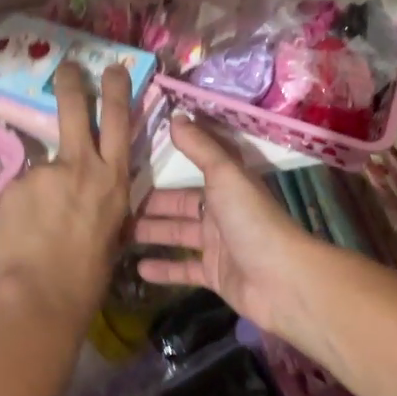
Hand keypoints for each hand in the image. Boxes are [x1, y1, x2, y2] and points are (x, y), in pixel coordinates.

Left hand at [0, 63, 133, 329]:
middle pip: (75, 110)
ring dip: (39, 191)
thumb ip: (102, 201)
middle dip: (71, 83)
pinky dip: (19, 210)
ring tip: (36, 229)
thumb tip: (91, 194)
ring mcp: (45, 173)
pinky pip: (18, 194)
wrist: (42, 297)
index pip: (119, 122)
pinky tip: (20, 236)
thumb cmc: (88, 276)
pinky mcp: (15, 186)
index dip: (116, 91)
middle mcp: (81, 166)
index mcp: (113, 180)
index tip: (113, 68)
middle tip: (67, 66)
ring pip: (42, 170)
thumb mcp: (112, 232)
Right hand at [132, 118, 316, 334]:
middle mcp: (220, 211)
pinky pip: (183, 270)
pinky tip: (137, 269)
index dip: (165, 166)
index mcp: (225, 184)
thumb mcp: (224, 174)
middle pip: (178, 204)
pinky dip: (163, 269)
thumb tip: (176, 116)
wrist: (282, 279)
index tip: (133, 162)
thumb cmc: (252, 219)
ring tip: (116, 233)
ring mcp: (217, 245)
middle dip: (149, 204)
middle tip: (114, 203)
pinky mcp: (215, 275)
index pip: (190, 170)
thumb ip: (199, 147)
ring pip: (177, 235)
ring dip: (151, 233)